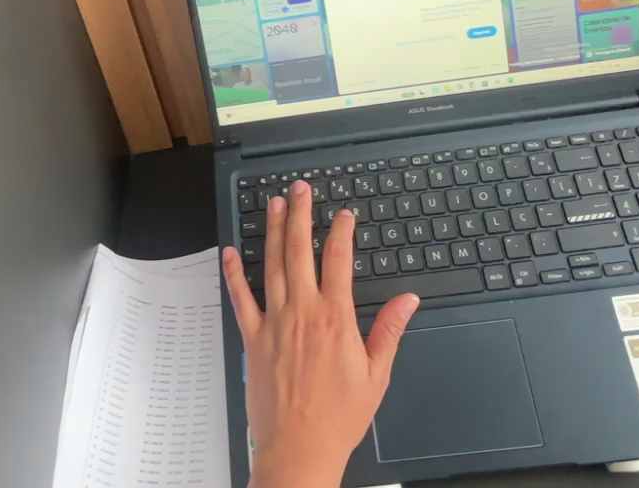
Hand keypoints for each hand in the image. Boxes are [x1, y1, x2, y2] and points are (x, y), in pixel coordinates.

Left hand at [221, 181, 420, 487]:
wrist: (300, 449)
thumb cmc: (339, 416)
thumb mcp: (377, 374)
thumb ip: (390, 330)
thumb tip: (408, 300)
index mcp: (335, 317)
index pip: (338, 260)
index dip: (341, 231)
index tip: (343, 214)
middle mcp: (303, 311)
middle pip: (300, 250)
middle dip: (300, 214)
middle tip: (299, 188)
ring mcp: (275, 321)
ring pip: (272, 264)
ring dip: (273, 231)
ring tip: (273, 204)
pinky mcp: (253, 337)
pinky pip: (241, 298)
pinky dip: (234, 274)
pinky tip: (230, 252)